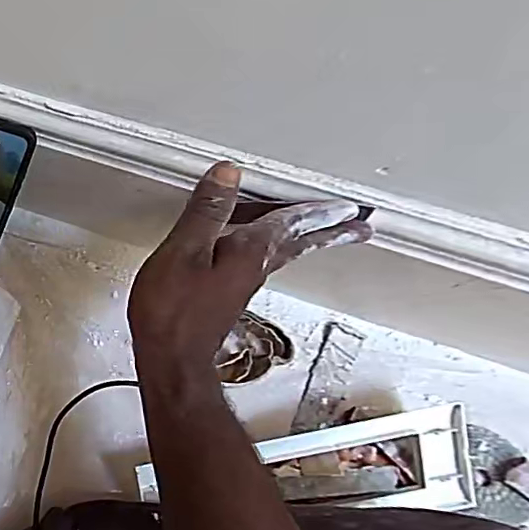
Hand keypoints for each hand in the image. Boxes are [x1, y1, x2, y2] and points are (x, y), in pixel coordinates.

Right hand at [129, 162, 371, 376]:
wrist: (169, 355)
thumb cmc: (172, 306)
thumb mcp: (182, 250)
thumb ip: (204, 212)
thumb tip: (227, 174)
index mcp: (249, 252)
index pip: (288, 222)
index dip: (312, 208)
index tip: (343, 203)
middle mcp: (253, 269)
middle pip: (298, 244)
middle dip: (329, 232)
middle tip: (359, 226)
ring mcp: (240, 287)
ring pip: (282, 256)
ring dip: (304, 243)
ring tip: (320, 237)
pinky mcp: (225, 300)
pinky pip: (257, 268)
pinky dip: (269, 256)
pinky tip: (256, 260)